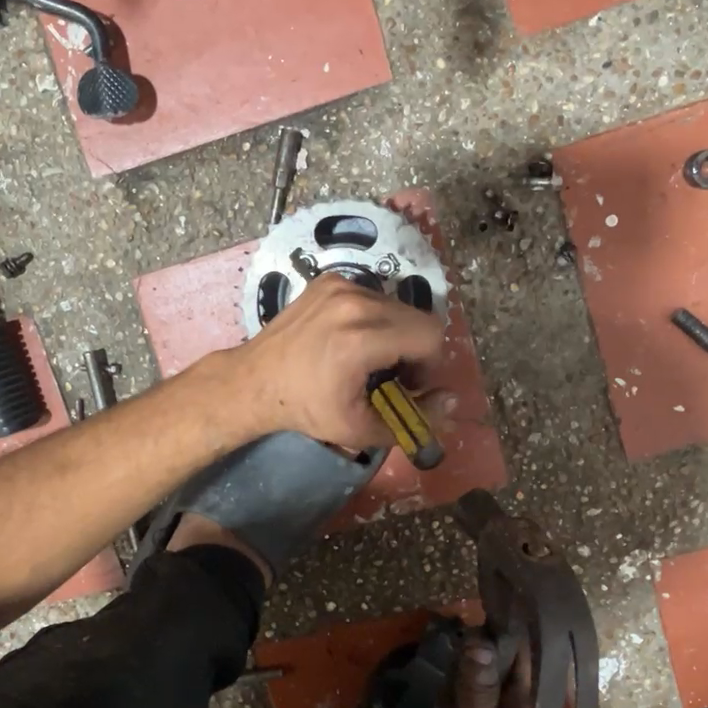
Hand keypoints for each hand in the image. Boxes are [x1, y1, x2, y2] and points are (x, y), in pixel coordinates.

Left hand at [228, 276, 445, 449]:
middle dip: (416, 350)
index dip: (430, 365)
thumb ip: (415, 418)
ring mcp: (340, 285)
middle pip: (419, 319)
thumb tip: (453, 401)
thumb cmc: (306, 408)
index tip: (408, 385)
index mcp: (362, 338)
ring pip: (398, 306)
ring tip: (371, 359)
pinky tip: (352, 341)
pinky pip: (373, 296)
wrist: (255, 381)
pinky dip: (374, 318)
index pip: (432, 335)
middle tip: (392, 376)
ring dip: (396, 333)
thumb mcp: (361, 428)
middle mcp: (355, 301)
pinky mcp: (330, 279)